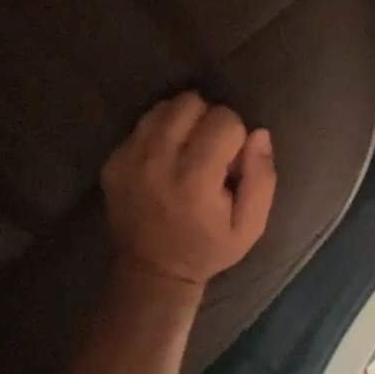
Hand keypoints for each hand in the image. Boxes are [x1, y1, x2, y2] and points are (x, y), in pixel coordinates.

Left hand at [102, 92, 275, 287]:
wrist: (152, 271)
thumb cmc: (208, 249)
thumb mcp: (251, 226)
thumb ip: (261, 178)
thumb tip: (258, 133)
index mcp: (195, 179)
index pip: (225, 119)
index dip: (236, 136)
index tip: (232, 163)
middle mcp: (158, 161)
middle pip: (190, 102)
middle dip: (208, 120)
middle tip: (210, 150)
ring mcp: (130, 159)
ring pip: (163, 107)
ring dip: (183, 122)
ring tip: (188, 150)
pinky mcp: (113, 161)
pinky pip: (142, 124)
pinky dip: (159, 134)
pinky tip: (165, 160)